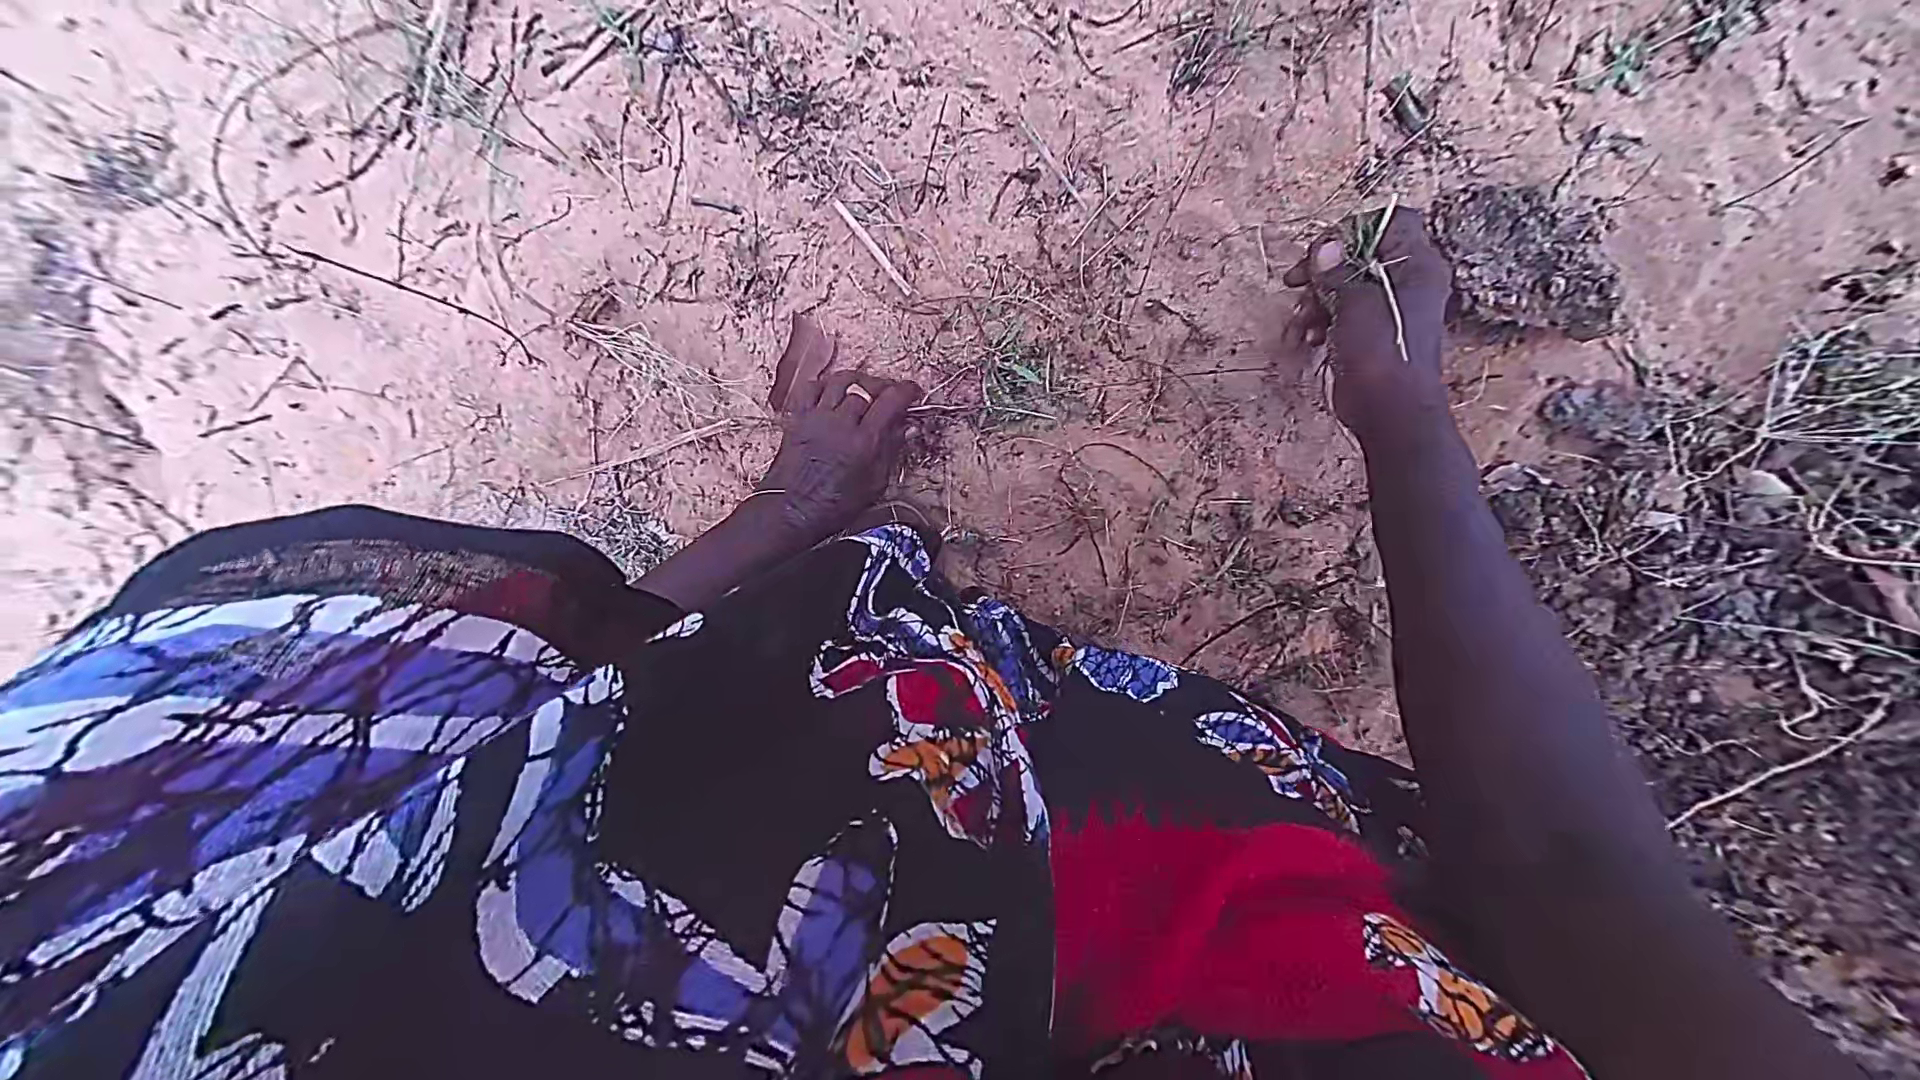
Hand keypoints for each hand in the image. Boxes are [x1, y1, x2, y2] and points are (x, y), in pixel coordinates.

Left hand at [756, 316, 921, 545]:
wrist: (792, 510)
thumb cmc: (833, 505)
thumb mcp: (874, 485)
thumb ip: (891, 451)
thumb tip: (906, 429)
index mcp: (865, 440)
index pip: (891, 400)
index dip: (907, 391)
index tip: (913, 392)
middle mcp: (841, 422)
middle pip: (867, 390)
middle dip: (883, 391)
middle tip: (890, 399)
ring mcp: (817, 417)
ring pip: (841, 381)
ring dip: (857, 382)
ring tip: (864, 390)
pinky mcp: (798, 418)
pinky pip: (812, 387)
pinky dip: (826, 385)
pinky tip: (832, 394)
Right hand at [1283, 207, 1452, 439]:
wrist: (1389, 409)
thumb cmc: (1379, 354)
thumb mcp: (1356, 305)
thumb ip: (1339, 273)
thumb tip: (1325, 246)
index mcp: (1417, 266)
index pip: (1390, 223)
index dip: (1351, 230)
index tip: (1318, 252)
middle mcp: (1407, 283)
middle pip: (1360, 256)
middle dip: (1322, 271)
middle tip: (1294, 283)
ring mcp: (1389, 310)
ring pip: (1345, 287)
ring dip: (1315, 301)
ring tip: (1300, 323)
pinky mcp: (1370, 335)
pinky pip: (1342, 315)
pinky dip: (1321, 322)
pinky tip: (1309, 339)